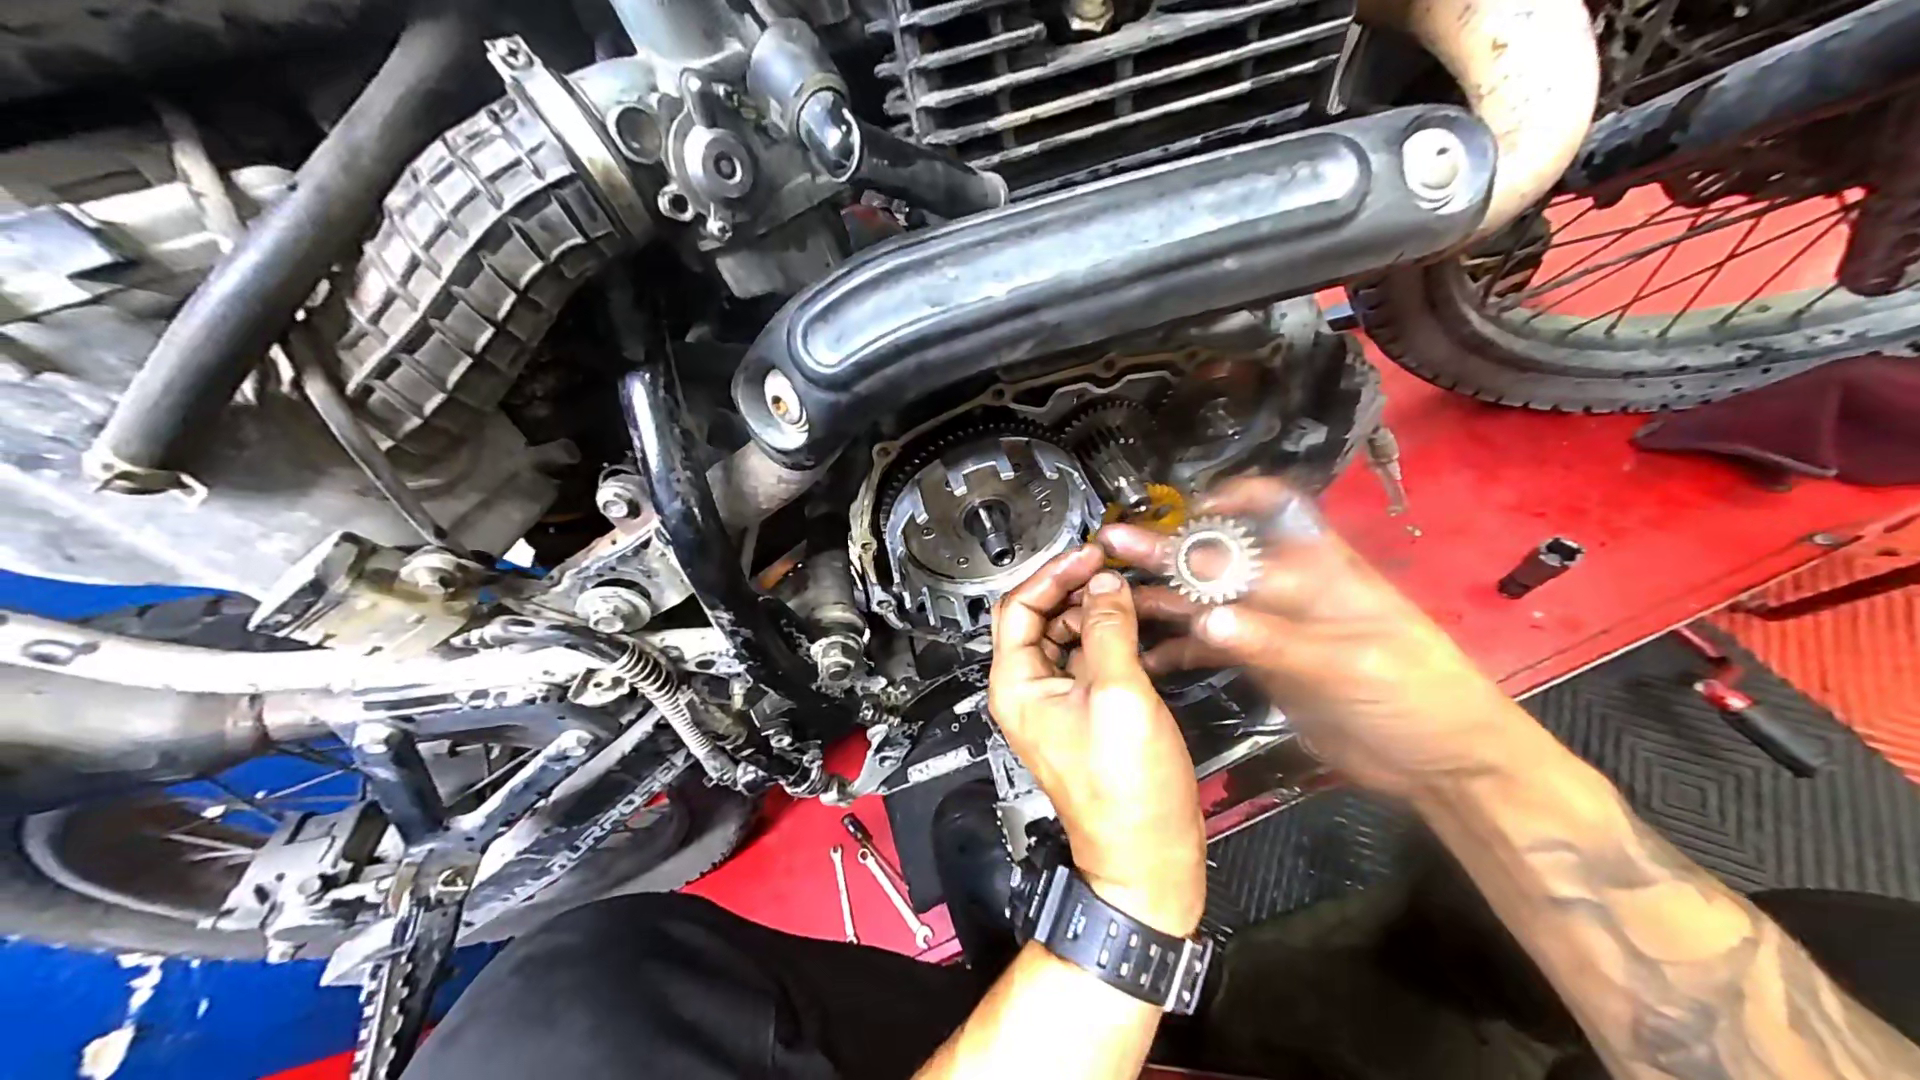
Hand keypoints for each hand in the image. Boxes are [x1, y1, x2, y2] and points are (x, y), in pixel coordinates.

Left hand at [988, 544, 1205, 936]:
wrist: (1146, 857)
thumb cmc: (1124, 796)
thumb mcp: (1118, 695)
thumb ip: (1109, 630)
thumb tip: (1106, 586)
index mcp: (1017, 685)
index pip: (1018, 606)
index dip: (1052, 574)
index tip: (1087, 554)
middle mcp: (1029, 691)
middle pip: (1040, 618)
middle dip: (1073, 589)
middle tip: (1109, 570)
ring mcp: (1058, 702)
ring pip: (1066, 637)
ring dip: (1093, 611)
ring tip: (1125, 595)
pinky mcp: (1086, 712)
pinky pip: (1088, 660)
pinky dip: (1107, 638)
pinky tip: (1134, 630)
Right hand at [1095, 477, 1545, 801]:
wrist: (1444, 763)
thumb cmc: (1417, 695)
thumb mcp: (1350, 664)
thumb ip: (1274, 641)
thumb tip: (1205, 619)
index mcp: (1320, 567)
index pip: (1274, 509)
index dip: (1231, 498)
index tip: (1186, 510)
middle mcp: (1288, 586)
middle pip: (1221, 557)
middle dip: (1169, 549)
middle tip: (1115, 543)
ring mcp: (1271, 626)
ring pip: (1207, 601)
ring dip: (1163, 598)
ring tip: (1113, 597)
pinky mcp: (1262, 663)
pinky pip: (1212, 648)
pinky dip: (1181, 649)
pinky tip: (1149, 656)